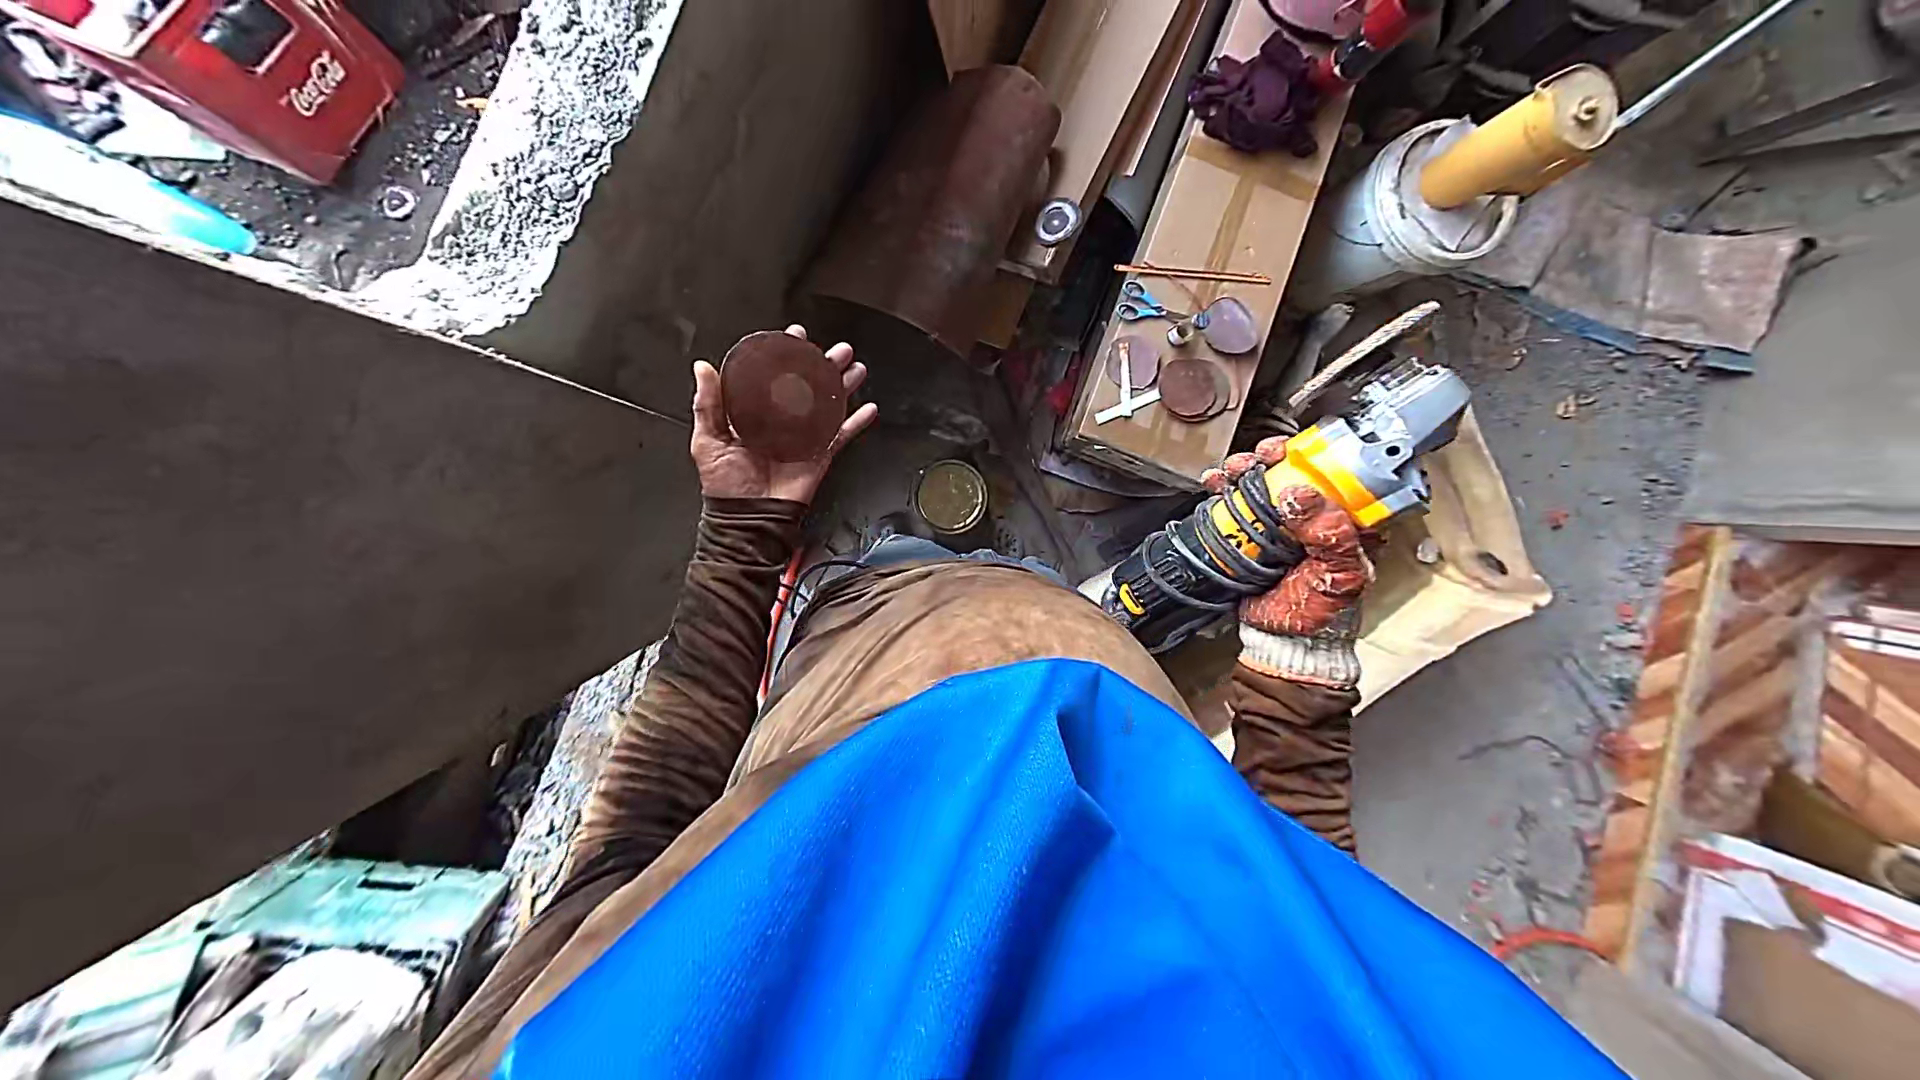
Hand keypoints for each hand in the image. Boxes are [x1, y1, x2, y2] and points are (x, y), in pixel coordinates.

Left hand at [691, 325, 878, 503]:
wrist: (748, 519)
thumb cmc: (725, 487)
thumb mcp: (707, 440)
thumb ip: (707, 404)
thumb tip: (704, 368)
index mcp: (754, 414)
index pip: (773, 378)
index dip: (786, 356)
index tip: (795, 337)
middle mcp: (782, 422)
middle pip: (808, 387)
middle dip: (825, 365)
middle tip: (837, 350)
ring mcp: (803, 438)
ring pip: (828, 405)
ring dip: (843, 386)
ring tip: (855, 368)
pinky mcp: (819, 456)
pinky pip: (841, 436)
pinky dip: (856, 423)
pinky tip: (868, 408)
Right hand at [1202, 436, 1371, 685]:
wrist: (1282, 638)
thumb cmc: (1320, 612)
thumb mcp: (1339, 576)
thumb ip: (1330, 536)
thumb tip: (1299, 495)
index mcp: (1347, 521)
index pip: (1339, 473)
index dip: (1318, 454)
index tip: (1298, 449)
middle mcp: (1314, 515)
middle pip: (1294, 469)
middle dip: (1274, 456)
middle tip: (1262, 456)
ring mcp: (1280, 522)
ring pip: (1262, 480)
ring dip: (1245, 468)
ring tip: (1234, 470)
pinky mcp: (1251, 531)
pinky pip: (1235, 502)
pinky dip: (1222, 488)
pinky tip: (1216, 484)